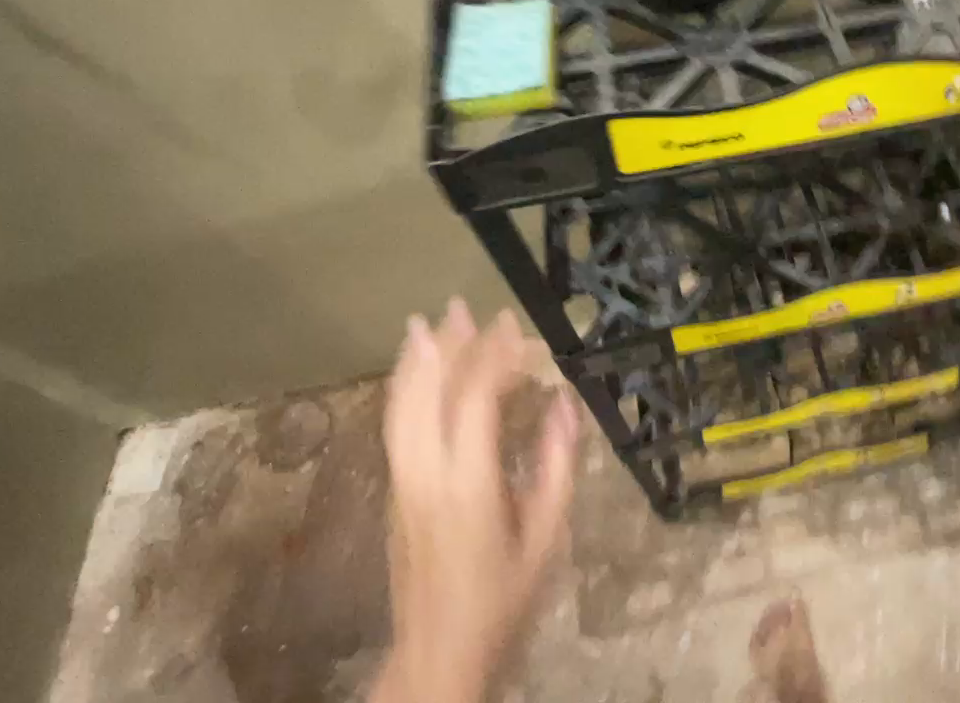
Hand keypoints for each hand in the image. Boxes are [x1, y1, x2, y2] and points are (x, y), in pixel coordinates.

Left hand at [374, 299, 580, 702]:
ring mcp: (403, 483)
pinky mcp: (394, 493)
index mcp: (470, 484)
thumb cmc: (504, 597)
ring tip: (426, 324)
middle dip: (447, 347)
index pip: (476, 401)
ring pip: (402, 409)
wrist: (438, 654)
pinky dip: (402, 391)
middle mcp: (428, 475)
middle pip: (430, 395)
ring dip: (416, 362)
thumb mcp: (546, 537)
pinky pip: (394, 428)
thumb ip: (557, 466)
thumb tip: (565, 404)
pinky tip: (412, 374)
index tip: (514, 325)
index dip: (494, 357)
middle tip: (462, 305)